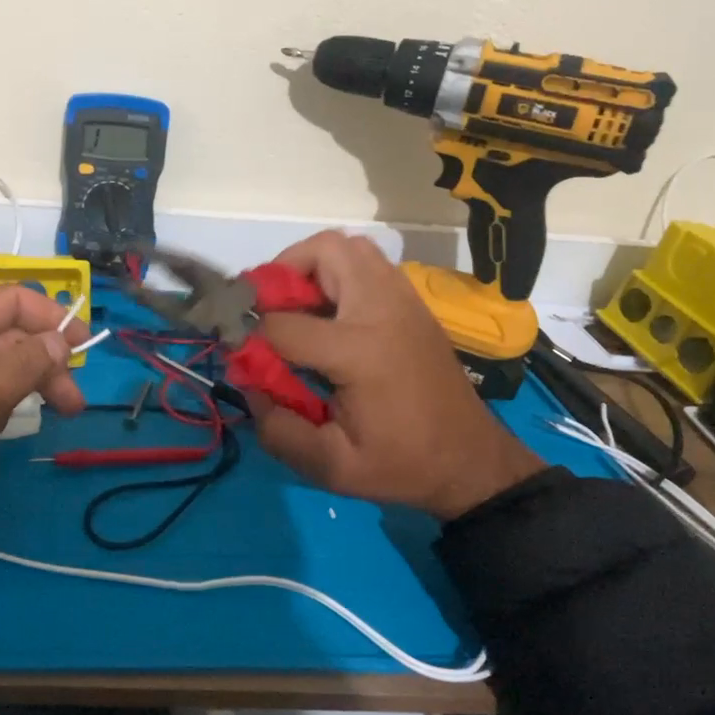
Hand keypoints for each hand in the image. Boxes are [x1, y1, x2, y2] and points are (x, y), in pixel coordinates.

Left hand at [0, 284, 90, 525]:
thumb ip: (25, 364)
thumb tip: (60, 339)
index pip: (16, 299)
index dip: (55, 317)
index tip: (86, 348)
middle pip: (12, 333)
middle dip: (48, 361)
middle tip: (73, 405)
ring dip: (30, 382)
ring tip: (55, 415)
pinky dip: (4, 397)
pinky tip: (13, 421)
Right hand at [247, 231, 545, 519]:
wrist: (473, 463)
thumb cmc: (403, 465)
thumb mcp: (332, 467)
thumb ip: (279, 430)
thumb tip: (248, 386)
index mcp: (361, 351)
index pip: (284, 323)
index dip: (251, 337)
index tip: (241, 354)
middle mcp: (382, 311)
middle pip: (323, 252)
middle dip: (283, 272)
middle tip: (267, 307)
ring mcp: (403, 300)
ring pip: (348, 247)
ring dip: (311, 267)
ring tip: (295, 307)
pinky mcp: (412, 303)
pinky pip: (368, 263)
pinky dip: (337, 273)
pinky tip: (327, 315)